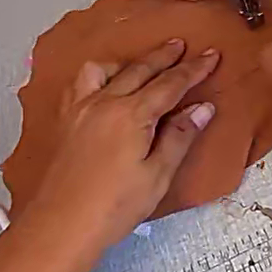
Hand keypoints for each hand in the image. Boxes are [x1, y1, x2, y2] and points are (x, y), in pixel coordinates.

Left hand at [17, 38, 219, 250]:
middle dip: (165, 56)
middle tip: (181, 45)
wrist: (61, 225)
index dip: (194, 70)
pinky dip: (98, 74)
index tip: (210, 56)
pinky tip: (102, 83)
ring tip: (142, 63)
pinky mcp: (64, 120)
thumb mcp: (157, 175)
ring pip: (106, 70)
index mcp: (131, 115)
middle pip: (141, 70)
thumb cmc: (113, 207)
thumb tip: (202, 109)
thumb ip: (179, 137)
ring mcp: (80, 109)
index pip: (170, 84)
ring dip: (129, 61)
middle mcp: (104, 103)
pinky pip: (81, 83)